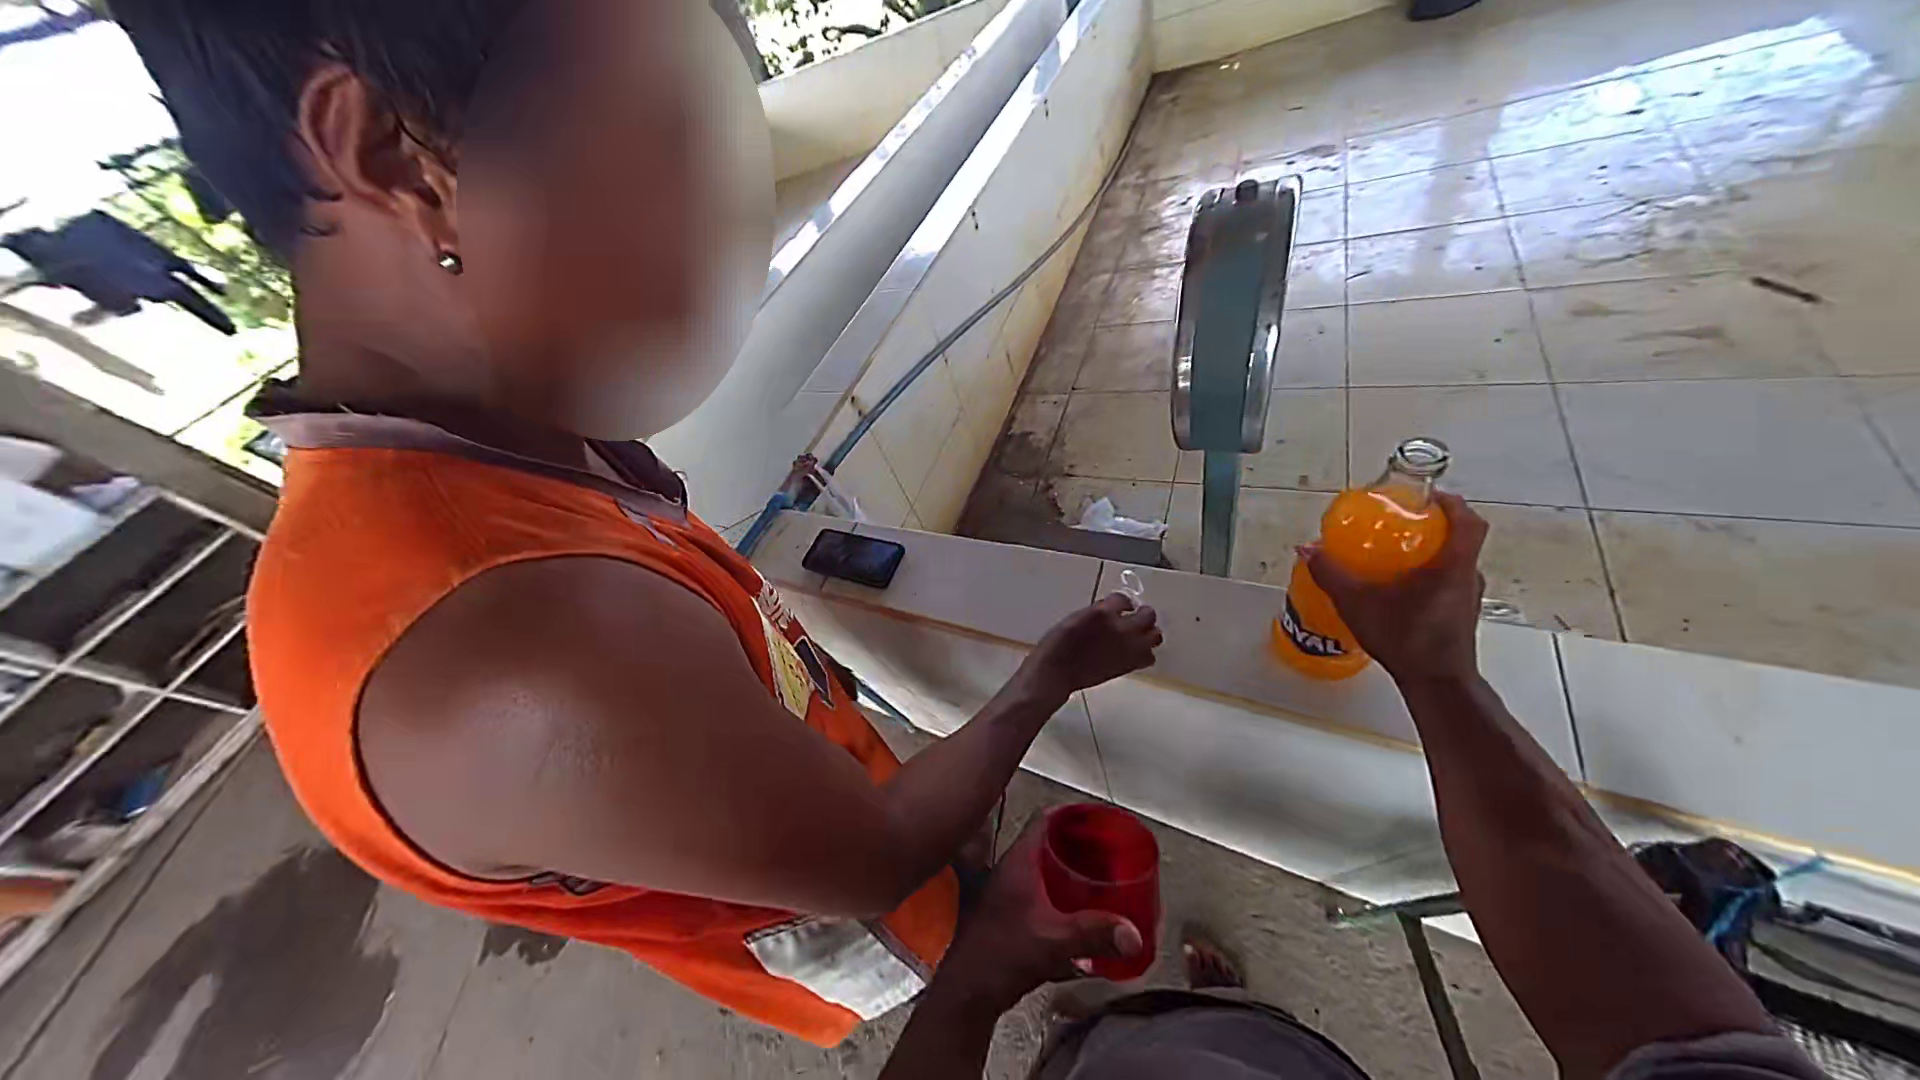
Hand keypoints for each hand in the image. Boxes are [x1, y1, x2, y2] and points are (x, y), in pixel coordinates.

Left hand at [935, 818, 1144, 1013]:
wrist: (968, 991)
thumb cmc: (1001, 957)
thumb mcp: (1054, 942)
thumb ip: (1095, 935)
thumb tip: (1133, 934)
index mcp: (1019, 861)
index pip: (1044, 818)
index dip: (1071, 812)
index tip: (1096, 817)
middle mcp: (1011, 868)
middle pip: (1047, 840)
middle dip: (1077, 841)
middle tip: (1106, 848)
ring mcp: (1007, 889)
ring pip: (1042, 864)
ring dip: (1067, 866)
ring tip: (1097, 874)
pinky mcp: (1008, 911)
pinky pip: (1039, 887)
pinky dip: (1059, 889)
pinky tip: (1076, 907)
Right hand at [1018, 594, 1161, 701]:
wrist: (1057, 671)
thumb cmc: (1058, 644)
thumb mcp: (1075, 618)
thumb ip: (1097, 613)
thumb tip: (1109, 611)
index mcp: (1103, 613)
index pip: (1123, 599)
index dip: (1122, 602)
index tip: (1120, 605)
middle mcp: (1121, 629)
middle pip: (1148, 616)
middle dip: (1144, 614)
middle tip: (1136, 616)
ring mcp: (1128, 648)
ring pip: (1155, 637)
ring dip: (1149, 633)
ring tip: (1137, 635)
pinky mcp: (1128, 665)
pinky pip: (1148, 657)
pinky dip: (1144, 653)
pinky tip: (1131, 652)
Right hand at [1304, 492, 1487, 686]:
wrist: (1436, 682)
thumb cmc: (1404, 637)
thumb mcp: (1357, 602)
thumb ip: (1332, 573)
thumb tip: (1308, 549)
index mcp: (1452, 566)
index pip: (1467, 522)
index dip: (1451, 503)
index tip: (1425, 496)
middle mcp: (1467, 577)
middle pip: (1461, 538)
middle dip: (1434, 525)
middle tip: (1401, 521)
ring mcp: (1467, 597)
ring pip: (1454, 561)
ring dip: (1431, 551)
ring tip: (1394, 551)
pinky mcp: (1460, 613)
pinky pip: (1448, 581)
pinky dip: (1428, 573)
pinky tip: (1398, 584)